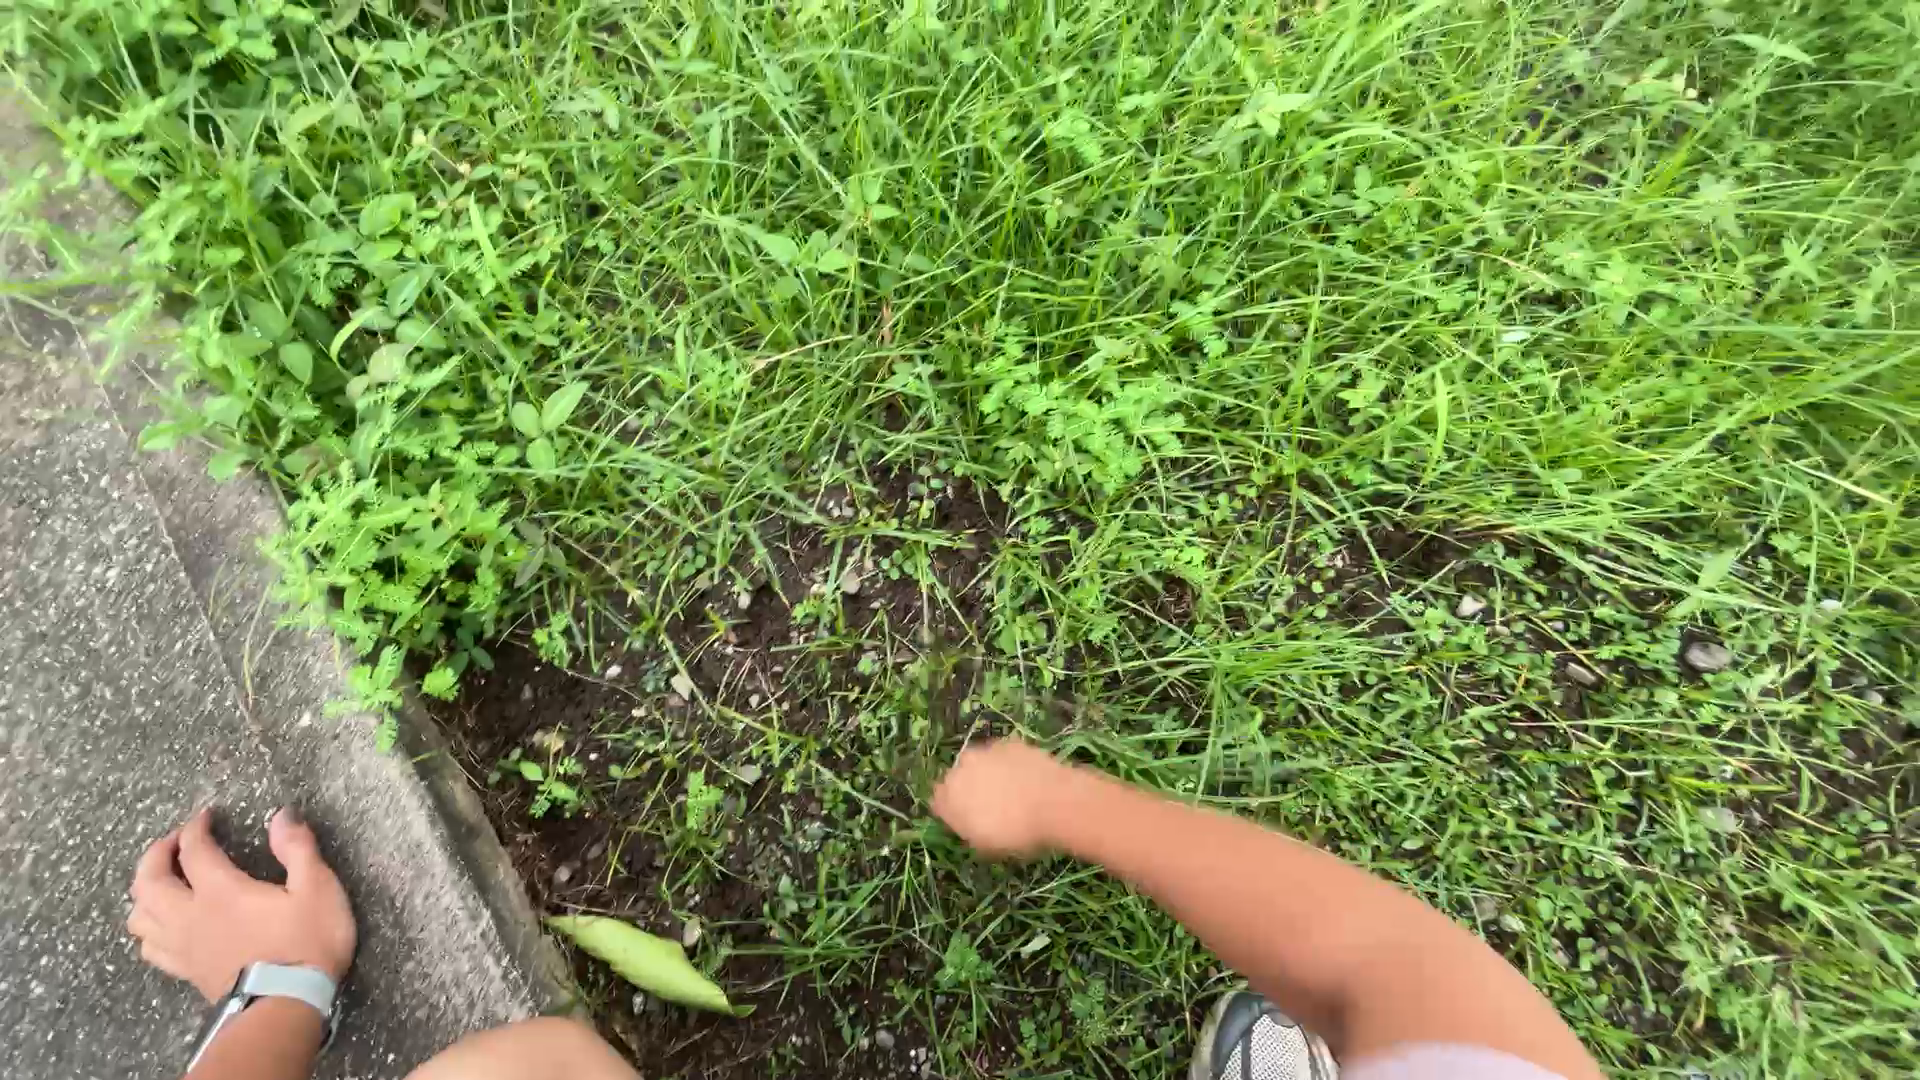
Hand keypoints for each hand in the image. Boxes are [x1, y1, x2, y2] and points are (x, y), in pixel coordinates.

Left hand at [127, 806, 357, 1001]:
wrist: (286, 999)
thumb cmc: (308, 938)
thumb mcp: (317, 886)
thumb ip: (297, 848)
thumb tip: (281, 815)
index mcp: (222, 892)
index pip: (194, 853)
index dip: (195, 829)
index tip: (204, 814)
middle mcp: (190, 916)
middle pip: (149, 883)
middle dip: (154, 856)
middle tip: (171, 840)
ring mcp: (183, 946)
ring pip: (139, 916)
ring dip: (143, 891)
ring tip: (162, 879)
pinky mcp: (185, 968)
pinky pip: (149, 945)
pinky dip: (149, 926)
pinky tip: (162, 924)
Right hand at [930, 738, 1077, 858]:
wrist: (1054, 802)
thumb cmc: (1016, 833)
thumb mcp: (985, 845)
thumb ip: (967, 829)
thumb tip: (966, 821)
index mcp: (949, 796)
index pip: (938, 801)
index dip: (952, 810)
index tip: (966, 820)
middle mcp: (960, 768)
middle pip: (957, 777)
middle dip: (968, 788)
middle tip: (989, 805)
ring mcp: (985, 751)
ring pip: (979, 763)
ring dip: (988, 773)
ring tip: (1010, 791)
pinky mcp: (1008, 742)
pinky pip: (1001, 755)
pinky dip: (1008, 763)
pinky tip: (1025, 777)